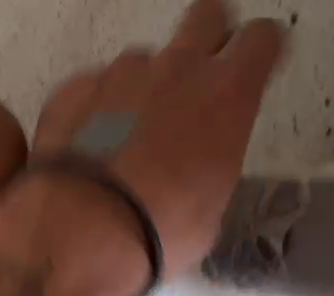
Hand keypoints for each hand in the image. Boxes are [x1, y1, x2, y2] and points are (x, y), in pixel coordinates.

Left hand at [33, 1, 281, 281]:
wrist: (80, 236)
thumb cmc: (154, 234)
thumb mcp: (207, 214)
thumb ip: (210, 171)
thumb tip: (195, 178)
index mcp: (227, 95)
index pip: (261, 40)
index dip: (255, 55)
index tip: (249, 72)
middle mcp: (177, 69)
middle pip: (206, 16)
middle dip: (205, 40)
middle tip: (192, 84)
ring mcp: (120, 75)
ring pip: (140, 61)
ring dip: (139, 90)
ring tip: (122, 142)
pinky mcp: (72, 92)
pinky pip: (89, 89)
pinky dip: (90, 113)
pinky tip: (83, 153)